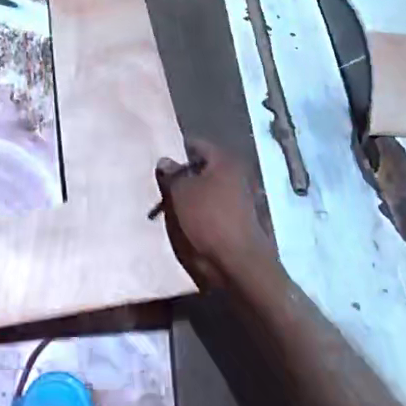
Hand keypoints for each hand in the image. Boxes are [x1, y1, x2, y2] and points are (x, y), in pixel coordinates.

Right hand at [154, 140, 276, 290]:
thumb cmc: (208, 218)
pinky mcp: (240, 219)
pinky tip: (188, 220)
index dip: (179, 151)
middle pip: (204, 168)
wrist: (238, 261)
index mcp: (224, 161)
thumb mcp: (181, 193)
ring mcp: (241, 197)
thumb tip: (165, 160)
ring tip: (172, 206)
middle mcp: (237, 174)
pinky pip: (215, 207)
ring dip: (192, 195)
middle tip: (164, 185)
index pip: (198, 145)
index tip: (163, 162)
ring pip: (209, 189)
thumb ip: (172, 175)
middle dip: (184, 175)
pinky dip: (202, 210)